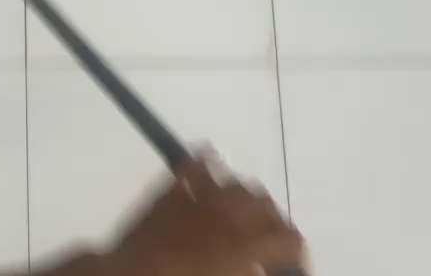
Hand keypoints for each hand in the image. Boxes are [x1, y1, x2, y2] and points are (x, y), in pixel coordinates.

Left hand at [100, 155, 306, 275]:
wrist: (133, 275)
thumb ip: (252, 270)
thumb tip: (261, 266)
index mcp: (247, 248)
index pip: (289, 238)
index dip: (297, 252)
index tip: (295, 264)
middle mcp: (226, 217)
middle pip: (263, 202)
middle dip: (272, 220)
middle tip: (270, 239)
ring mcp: (196, 199)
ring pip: (233, 181)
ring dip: (244, 195)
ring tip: (244, 211)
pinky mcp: (169, 192)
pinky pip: (191, 167)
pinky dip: (204, 165)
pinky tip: (208, 166)